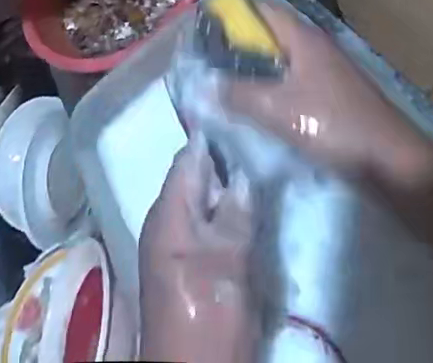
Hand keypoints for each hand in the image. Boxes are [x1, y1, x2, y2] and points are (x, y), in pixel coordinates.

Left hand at [139, 138, 256, 362]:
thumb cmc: (207, 316)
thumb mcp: (230, 259)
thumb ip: (237, 209)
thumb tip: (246, 164)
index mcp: (167, 212)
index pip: (191, 154)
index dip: (219, 134)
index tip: (251, 115)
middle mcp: (165, 220)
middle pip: (198, 174)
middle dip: (230, 161)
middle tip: (267, 143)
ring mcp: (175, 243)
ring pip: (206, 198)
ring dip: (231, 188)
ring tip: (266, 168)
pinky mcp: (188, 262)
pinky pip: (207, 221)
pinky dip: (228, 212)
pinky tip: (254, 207)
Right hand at [219, 0, 432, 190]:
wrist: (391, 161)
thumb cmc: (334, 125)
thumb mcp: (279, 110)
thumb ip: (238, 94)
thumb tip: (202, 82)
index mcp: (304, 38)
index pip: (261, 10)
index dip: (232, 13)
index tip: (201, 25)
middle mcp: (314, 47)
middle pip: (269, 35)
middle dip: (237, 46)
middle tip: (203, 62)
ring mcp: (325, 72)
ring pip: (280, 62)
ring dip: (253, 71)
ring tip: (219, 86)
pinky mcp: (330, 97)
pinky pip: (292, 84)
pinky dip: (270, 91)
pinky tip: (252, 110)